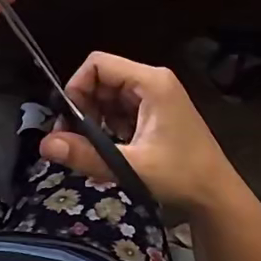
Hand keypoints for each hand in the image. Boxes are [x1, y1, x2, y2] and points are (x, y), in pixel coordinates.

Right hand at [38, 52, 244, 213]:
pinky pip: (119, 110)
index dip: (76, 87)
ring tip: (93, 149)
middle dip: (83, 107)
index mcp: (152, 82)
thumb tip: (45, 145)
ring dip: (94, 120)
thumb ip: (86, 154)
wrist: (216, 197)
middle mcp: (153, 82)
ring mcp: (155, 97)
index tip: (69, 120)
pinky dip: (108, 127)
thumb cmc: (181, 176)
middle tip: (75, 140)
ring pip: (107, 96)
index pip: (98, 64)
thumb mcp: (131, 167)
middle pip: (101, 79)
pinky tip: (111, 151)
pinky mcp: (154, 113)